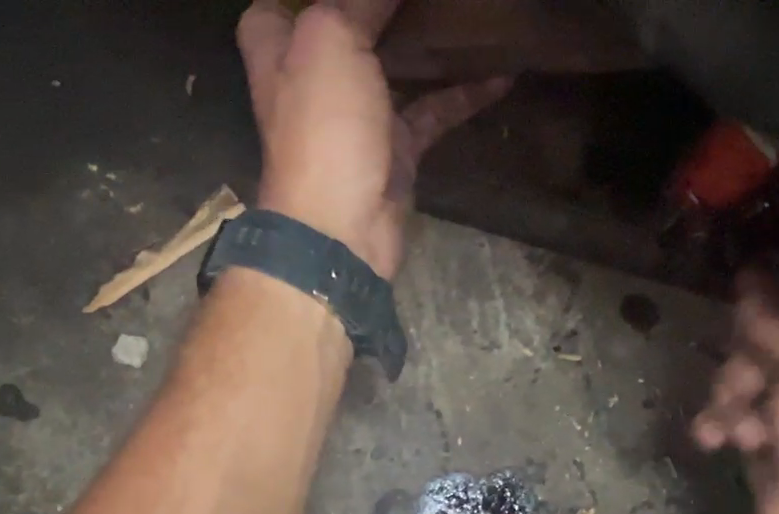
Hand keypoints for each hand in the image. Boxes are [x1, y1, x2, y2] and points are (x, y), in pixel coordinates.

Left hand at [236, 0, 510, 279]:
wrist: (342, 226)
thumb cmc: (323, 125)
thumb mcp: (332, 37)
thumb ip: (362, 0)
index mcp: (279, 37)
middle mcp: (314, 68)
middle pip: (355, 20)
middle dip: (394, 7)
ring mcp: (358, 109)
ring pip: (399, 63)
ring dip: (432, 43)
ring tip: (470, 17)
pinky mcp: (396, 145)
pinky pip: (433, 109)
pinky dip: (463, 94)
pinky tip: (500, 73)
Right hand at [692, 274, 778, 513]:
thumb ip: (775, 322)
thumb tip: (751, 275)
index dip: (766, 301)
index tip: (737, 290)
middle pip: (757, 345)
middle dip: (741, 366)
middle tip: (743, 384)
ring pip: (736, 381)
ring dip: (728, 402)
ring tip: (735, 430)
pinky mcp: (759, 438)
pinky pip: (728, 416)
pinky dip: (720, 427)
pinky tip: (717, 442)